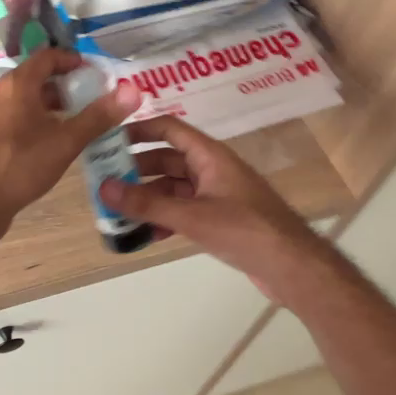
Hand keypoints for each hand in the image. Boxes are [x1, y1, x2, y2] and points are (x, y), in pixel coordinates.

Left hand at [0, 49, 142, 235]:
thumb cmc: (21, 166)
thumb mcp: (65, 142)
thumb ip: (98, 116)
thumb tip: (131, 91)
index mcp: (16, 85)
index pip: (46, 57)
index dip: (70, 60)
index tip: (91, 72)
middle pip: (32, 78)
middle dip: (60, 86)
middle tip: (85, 100)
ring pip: (19, 100)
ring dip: (44, 105)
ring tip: (67, 123)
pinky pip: (8, 118)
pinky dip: (28, 121)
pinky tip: (41, 144)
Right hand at [99, 115, 332, 305]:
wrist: (292, 266)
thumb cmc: (244, 230)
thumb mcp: (191, 217)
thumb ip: (147, 204)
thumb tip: (103, 188)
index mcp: (210, 155)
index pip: (168, 128)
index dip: (138, 129)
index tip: (108, 139)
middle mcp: (213, 168)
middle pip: (167, 159)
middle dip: (136, 170)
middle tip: (105, 181)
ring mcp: (218, 193)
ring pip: (174, 187)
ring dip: (149, 198)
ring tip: (120, 212)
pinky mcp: (221, 218)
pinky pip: (185, 209)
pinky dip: (166, 217)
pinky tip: (149, 234)